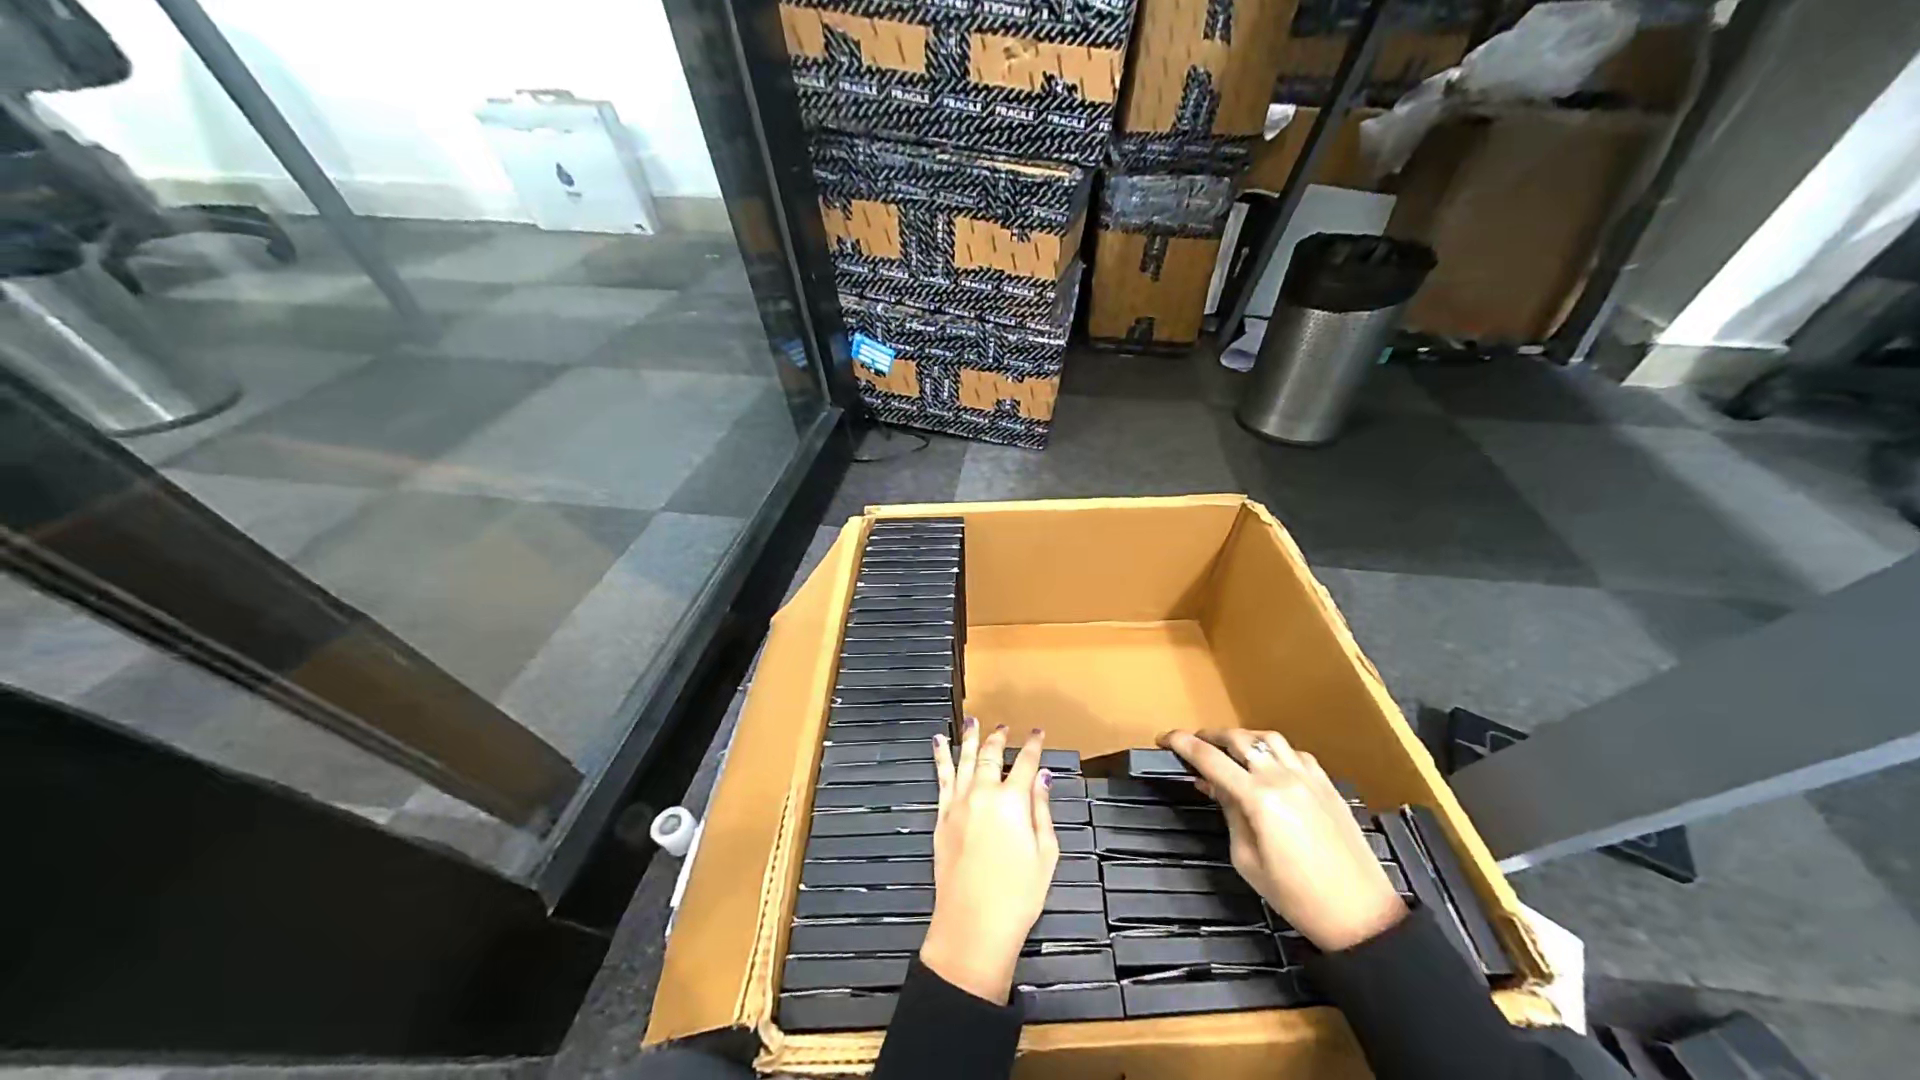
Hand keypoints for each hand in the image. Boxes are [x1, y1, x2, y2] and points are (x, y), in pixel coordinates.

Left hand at [919, 718, 1058, 1003]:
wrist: (973, 925)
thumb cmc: (1018, 895)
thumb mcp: (1046, 853)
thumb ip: (1042, 809)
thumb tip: (1042, 776)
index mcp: (1013, 802)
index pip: (1025, 763)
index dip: (1033, 745)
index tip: (1037, 732)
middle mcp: (983, 795)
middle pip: (991, 756)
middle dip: (999, 738)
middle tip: (1004, 727)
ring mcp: (958, 805)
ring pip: (963, 761)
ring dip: (969, 739)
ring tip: (971, 721)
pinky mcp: (942, 818)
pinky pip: (941, 779)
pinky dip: (940, 758)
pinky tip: (938, 743)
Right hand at [1162, 728, 1405, 951]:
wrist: (1359, 914)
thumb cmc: (1296, 896)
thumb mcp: (1246, 859)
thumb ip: (1229, 812)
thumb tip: (1212, 785)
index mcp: (1258, 799)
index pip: (1209, 758)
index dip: (1182, 744)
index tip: (1164, 739)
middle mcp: (1283, 779)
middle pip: (1238, 738)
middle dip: (1210, 736)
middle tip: (1193, 745)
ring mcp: (1309, 778)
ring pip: (1268, 738)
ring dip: (1243, 738)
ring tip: (1229, 750)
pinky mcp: (1328, 785)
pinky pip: (1295, 753)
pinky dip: (1274, 751)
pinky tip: (1268, 766)